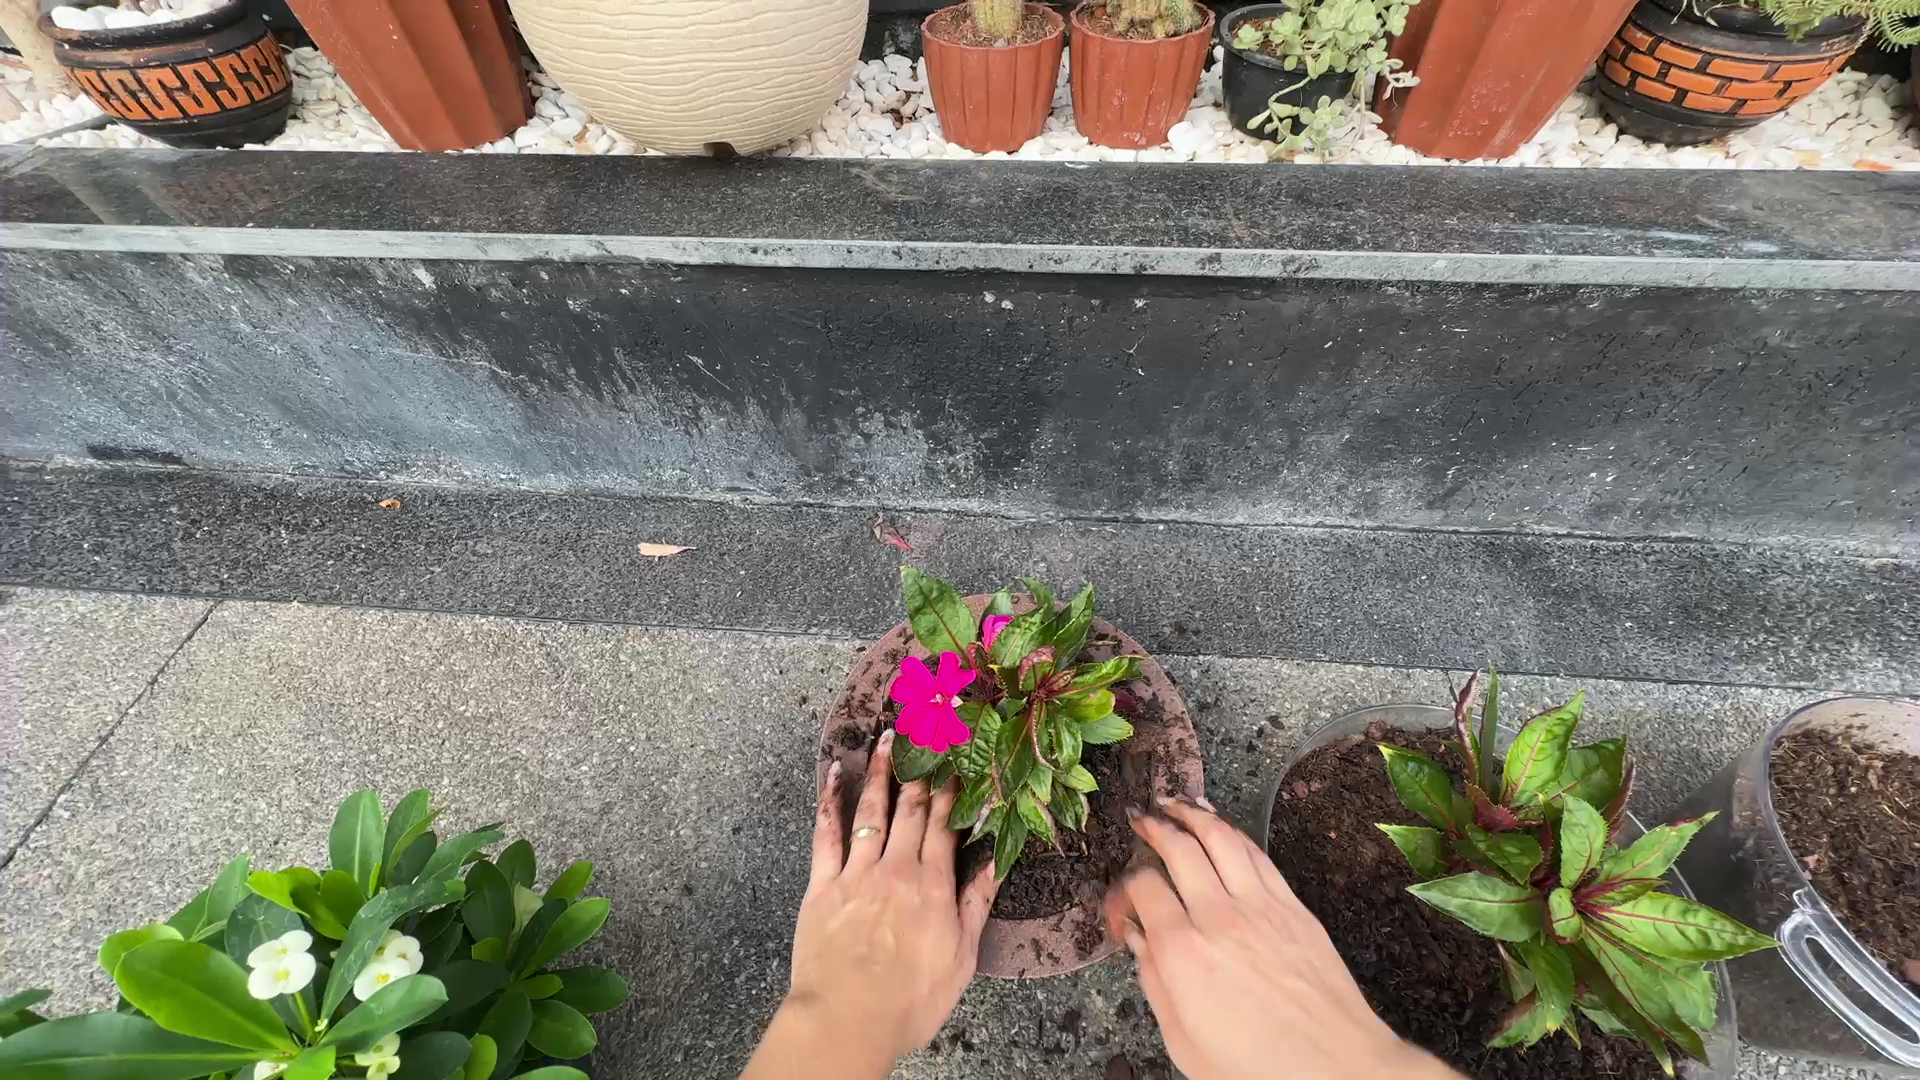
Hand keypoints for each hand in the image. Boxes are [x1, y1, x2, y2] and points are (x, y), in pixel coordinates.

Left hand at [742, 730, 998, 1079]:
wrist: (848, 1021)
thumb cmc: (910, 1000)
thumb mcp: (961, 957)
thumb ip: (977, 903)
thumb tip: (998, 860)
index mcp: (932, 885)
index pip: (947, 824)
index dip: (954, 790)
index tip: (959, 760)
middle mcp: (896, 867)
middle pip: (912, 809)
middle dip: (921, 769)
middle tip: (926, 735)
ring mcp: (857, 872)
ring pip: (872, 810)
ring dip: (880, 771)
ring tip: (886, 739)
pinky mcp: (823, 884)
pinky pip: (826, 833)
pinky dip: (829, 800)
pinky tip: (832, 774)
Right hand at [1104, 798, 1460, 1079]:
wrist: (1340, 1073)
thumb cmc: (1258, 1069)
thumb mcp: (1186, 1044)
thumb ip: (1154, 984)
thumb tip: (1136, 939)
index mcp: (1183, 952)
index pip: (1142, 888)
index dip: (1124, 886)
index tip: (1122, 899)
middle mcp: (1216, 917)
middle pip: (1177, 848)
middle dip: (1152, 827)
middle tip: (1140, 819)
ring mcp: (1257, 906)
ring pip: (1217, 837)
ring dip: (1190, 813)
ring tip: (1174, 804)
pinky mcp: (1291, 906)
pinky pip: (1256, 853)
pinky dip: (1231, 830)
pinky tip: (1219, 823)